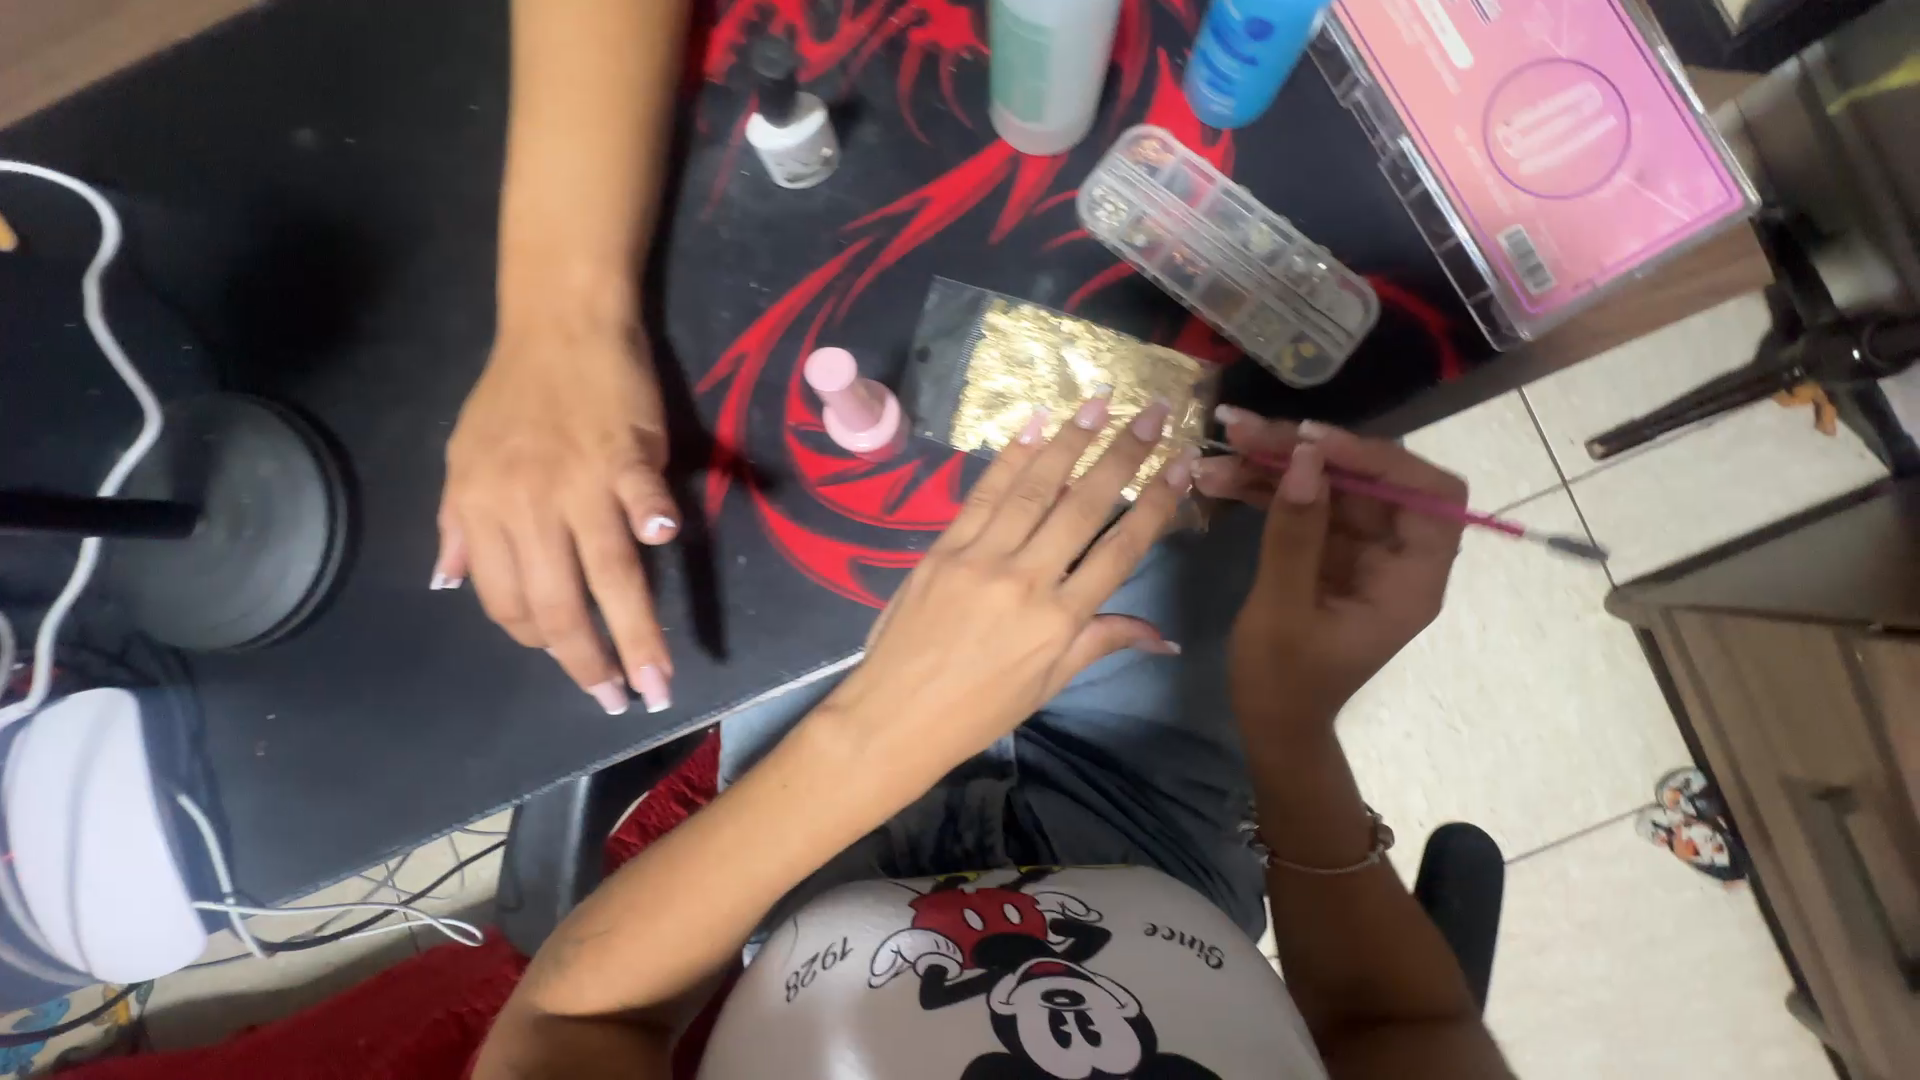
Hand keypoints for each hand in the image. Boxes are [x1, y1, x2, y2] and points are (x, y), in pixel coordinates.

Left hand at [437, 318, 679, 714]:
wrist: (557, 325)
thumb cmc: (516, 394)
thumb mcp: (462, 459)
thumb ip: (459, 523)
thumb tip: (450, 581)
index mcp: (483, 510)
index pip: (506, 599)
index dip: (540, 641)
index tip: (575, 663)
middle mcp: (525, 507)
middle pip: (559, 603)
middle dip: (590, 663)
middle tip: (621, 701)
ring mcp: (578, 482)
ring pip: (606, 574)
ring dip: (634, 633)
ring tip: (656, 679)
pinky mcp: (626, 455)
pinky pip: (638, 496)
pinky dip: (650, 518)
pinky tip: (665, 544)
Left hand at [821, 394, 1194, 783]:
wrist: (895, 716)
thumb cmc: (979, 709)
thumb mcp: (1047, 683)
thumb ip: (1100, 642)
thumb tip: (1162, 637)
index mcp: (1059, 621)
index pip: (1120, 550)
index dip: (1155, 504)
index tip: (1181, 465)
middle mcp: (1026, 579)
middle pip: (1083, 506)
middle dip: (1122, 455)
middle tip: (1152, 412)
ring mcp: (980, 558)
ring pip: (1034, 489)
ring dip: (1069, 442)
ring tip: (1099, 404)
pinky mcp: (943, 548)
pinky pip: (983, 495)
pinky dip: (1010, 458)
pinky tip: (1033, 426)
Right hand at [1196, 408, 1465, 730]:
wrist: (1270, 721)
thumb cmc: (1284, 681)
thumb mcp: (1283, 610)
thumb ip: (1295, 535)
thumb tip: (1306, 459)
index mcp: (1410, 579)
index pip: (1428, 496)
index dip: (1379, 460)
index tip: (1314, 443)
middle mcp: (1393, 555)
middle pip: (1366, 479)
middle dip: (1305, 451)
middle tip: (1243, 432)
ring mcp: (1357, 550)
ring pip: (1328, 485)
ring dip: (1273, 464)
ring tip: (1219, 448)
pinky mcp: (1324, 551)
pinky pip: (1301, 505)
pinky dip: (1263, 488)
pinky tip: (1219, 476)